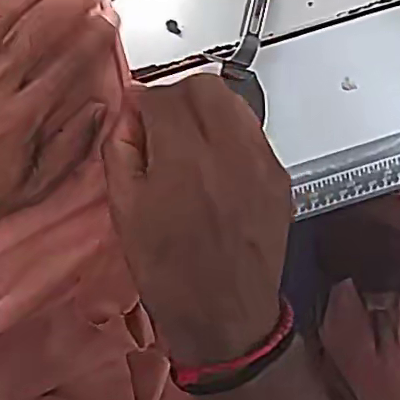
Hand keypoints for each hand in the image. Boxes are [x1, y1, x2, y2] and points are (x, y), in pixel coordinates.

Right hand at [104, 75, 291, 365]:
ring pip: (233, 101)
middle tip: (159, 122)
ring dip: (204, 109)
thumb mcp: (124, 208)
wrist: (223, 313)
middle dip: (174, 96)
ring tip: (187, 139)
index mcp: (183, 159)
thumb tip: (126, 114)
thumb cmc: (167, 267)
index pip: (161, 97)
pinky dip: (229, 132)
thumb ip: (120, 148)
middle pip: (202, 87)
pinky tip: (213, 160)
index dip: (140, 102)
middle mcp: (229, 152)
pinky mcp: (279, 177)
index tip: (134, 115)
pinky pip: (252, 131)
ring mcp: (260, 163)